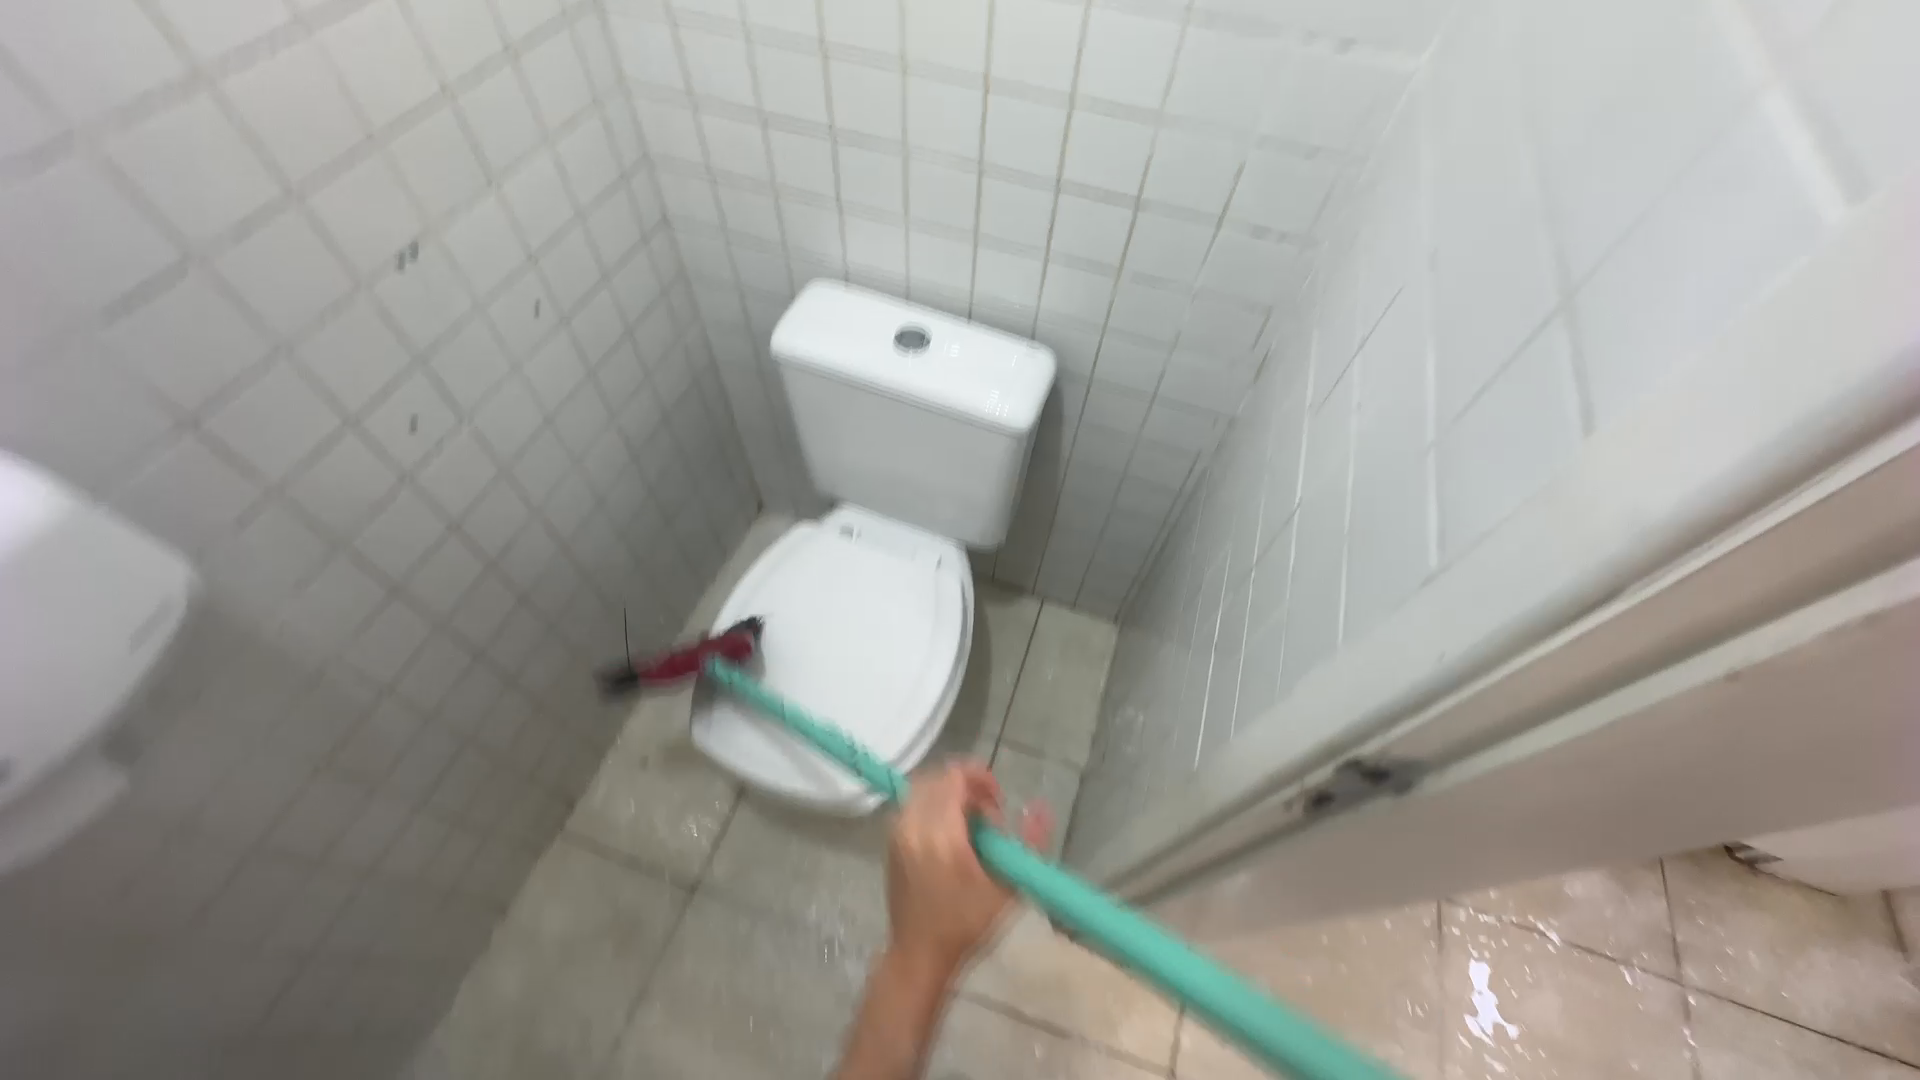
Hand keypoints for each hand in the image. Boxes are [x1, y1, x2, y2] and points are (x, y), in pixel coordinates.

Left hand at [883, 761, 1052, 973]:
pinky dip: (933, 807)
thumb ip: (1029, 843)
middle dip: (967, 787)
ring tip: (971, 824)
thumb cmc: (966, 925)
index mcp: (941, 834)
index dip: (980, 779)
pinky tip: (951, 834)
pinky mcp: (891, 843)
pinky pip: (913, 806)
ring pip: (923, 790)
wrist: (918, 955)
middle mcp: (913, 825)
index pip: (954, 778)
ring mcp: (898, 833)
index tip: (999, 802)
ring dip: (949, 796)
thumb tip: (1040, 806)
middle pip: (938, 779)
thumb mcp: (1007, 888)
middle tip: (989, 815)